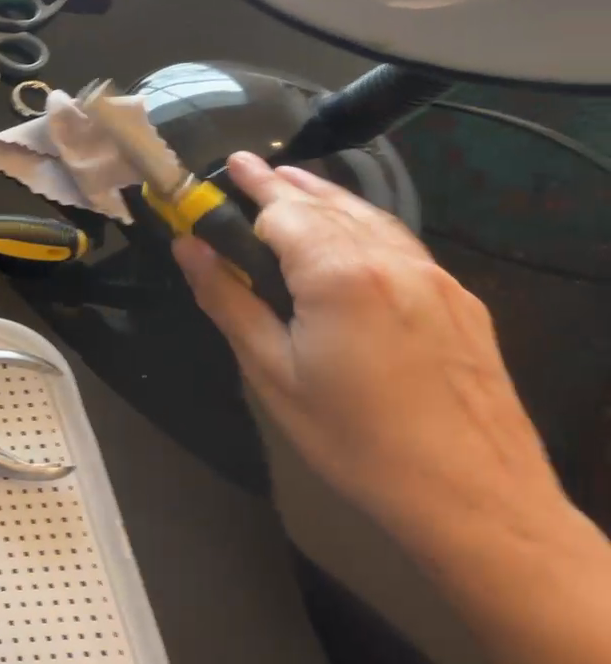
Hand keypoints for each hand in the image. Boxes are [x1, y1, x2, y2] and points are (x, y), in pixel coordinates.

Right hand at [173, 151, 566, 540]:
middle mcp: (394, 264)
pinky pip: (401, 245)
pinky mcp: (462, 305)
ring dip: (327, 197)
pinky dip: (363, 224)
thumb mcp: (270, 371)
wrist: (476, 499)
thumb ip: (227, 299)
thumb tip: (188, 248)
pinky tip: (347, 233)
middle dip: (282, 184)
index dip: (244, 192)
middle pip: (329, 206)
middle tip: (245, 164)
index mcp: (340, 276)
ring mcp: (437, 282)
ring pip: (372, 219)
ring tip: (291, 181)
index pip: (282, 212)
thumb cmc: (353, 437)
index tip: (215, 173)